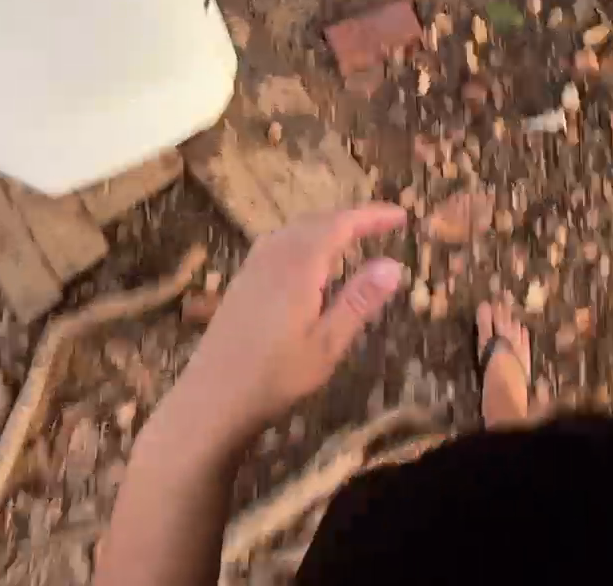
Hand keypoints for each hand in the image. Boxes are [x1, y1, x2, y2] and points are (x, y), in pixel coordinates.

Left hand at [158, 204, 407, 450]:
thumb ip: (359, 301)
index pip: (342, 223)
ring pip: (298, 228)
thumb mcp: (327, 345)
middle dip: (353, 218)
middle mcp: (275, 254)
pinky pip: (281, 241)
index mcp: (299, 264)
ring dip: (329, 225)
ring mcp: (255, 264)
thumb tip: (394, 265)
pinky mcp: (243, 279)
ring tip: (354, 237)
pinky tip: (311, 259)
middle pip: (319, 220)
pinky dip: (307, 237)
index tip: (402, 214)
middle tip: (384, 225)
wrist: (210, 399)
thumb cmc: (274, 376)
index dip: (373, 215)